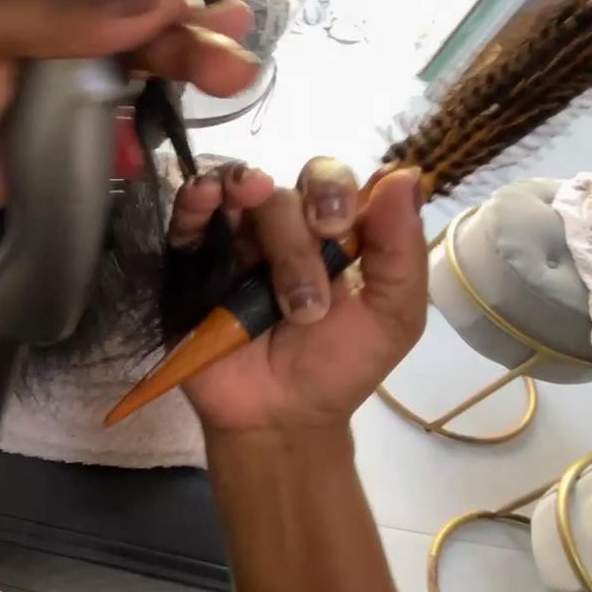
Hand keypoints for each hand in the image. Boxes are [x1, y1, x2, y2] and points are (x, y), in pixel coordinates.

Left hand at [0, 0, 261, 219]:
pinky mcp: (72, 140)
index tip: (209, 8)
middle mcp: (63, 38)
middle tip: (236, 59)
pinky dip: (141, 138)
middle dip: (191, 41)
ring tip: (232, 80)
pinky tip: (149, 144)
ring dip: (185, 78)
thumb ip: (60, 16)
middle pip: (141, 32)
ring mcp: (70, 91)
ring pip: (141, 77)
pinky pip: (122, 133)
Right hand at [182, 161, 428, 437]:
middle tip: (300, 301)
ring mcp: (231, 243)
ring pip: (238, 195)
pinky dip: (193, 199)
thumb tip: (405, 176)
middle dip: (295, 238)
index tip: (337, 228)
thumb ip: (399, 251)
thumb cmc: (336, 368)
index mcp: (330, 237)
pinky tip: (206, 194)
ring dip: (246, 189)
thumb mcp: (391, 316)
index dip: (334, 191)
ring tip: (250, 195)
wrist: (275, 415)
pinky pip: (186, 218)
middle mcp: (279, 231)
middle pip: (284, 194)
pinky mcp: (188, 262)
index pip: (330, 184)